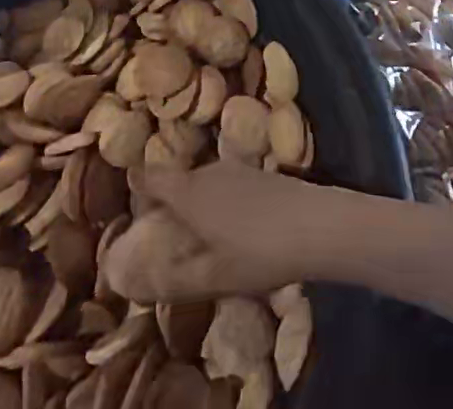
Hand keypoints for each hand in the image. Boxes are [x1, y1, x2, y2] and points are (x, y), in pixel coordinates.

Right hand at [104, 161, 376, 301]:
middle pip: (178, 179)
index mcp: (190, 192)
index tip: (132, 204)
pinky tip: (238, 229)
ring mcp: (238, 169)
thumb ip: (174, 279)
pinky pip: (228, 185)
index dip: (136, 186)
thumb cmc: (260, 252)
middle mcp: (209, 171)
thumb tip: (138, 282)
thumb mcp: (213, 277)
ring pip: (205, 182)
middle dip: (168, 201)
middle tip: (166, 233)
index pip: (150, 177)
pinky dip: (222, 202)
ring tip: (203, 236)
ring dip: (198, 203)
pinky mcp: (262, 173)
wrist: (320, 225)